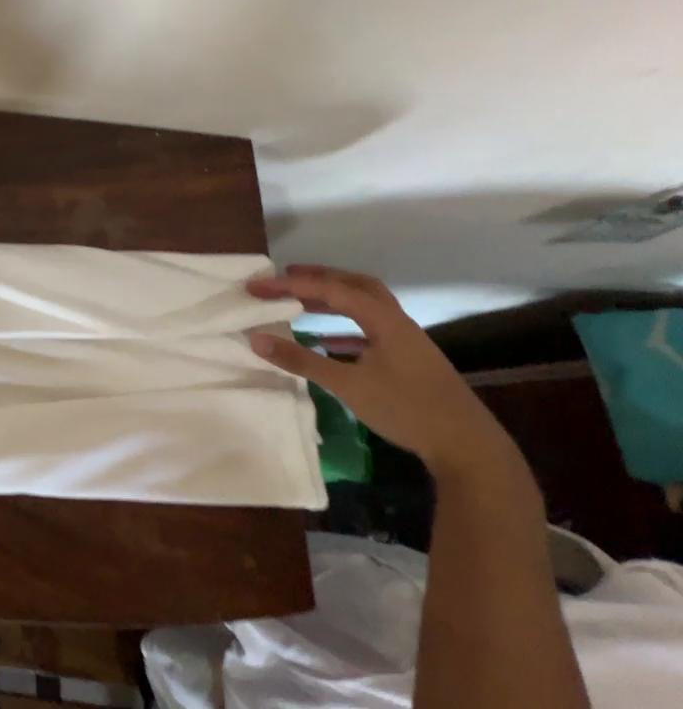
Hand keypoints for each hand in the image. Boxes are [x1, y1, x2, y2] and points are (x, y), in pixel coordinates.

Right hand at [246, 264, 515, 476]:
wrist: (467, 447)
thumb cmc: (407, 409)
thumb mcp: (348, 385)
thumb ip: (302, 360)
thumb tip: (256, 339)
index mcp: (385, 321)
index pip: (332, 290)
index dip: (290, 285)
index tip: (256, 287)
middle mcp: (398, 324)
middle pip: (357, 286)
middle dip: (320, 278)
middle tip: (286, 277)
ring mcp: (405, 343)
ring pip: (365, 308)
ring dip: (332, 301)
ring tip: (300, 304)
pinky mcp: (407, 361)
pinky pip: (368, 330)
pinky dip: (342, 328)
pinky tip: (324, 342)